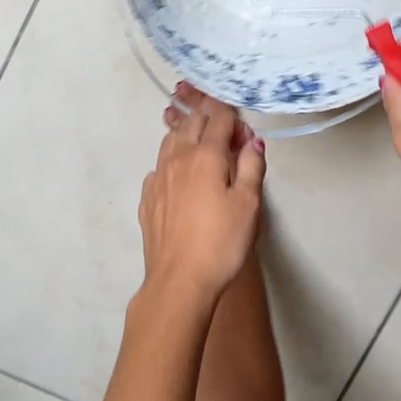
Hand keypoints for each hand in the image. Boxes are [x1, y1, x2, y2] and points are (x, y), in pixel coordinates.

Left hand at [137, 82, 266, 301]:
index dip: (236, 122)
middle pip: (193, 120)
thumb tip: (252, 141)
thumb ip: (252, 165)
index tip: (246, 143)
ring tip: (206, 157)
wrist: (179, 283)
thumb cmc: (221, 243)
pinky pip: (160, 165)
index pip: (220, 116)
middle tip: (230, 146)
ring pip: (171, 138)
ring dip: (190, 136)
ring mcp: (157, 176)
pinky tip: (184, 182)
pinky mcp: (147, 196)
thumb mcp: (249, 204)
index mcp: (205, 154)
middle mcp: (178, 157)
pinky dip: (174, 161)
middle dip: (213, 122)